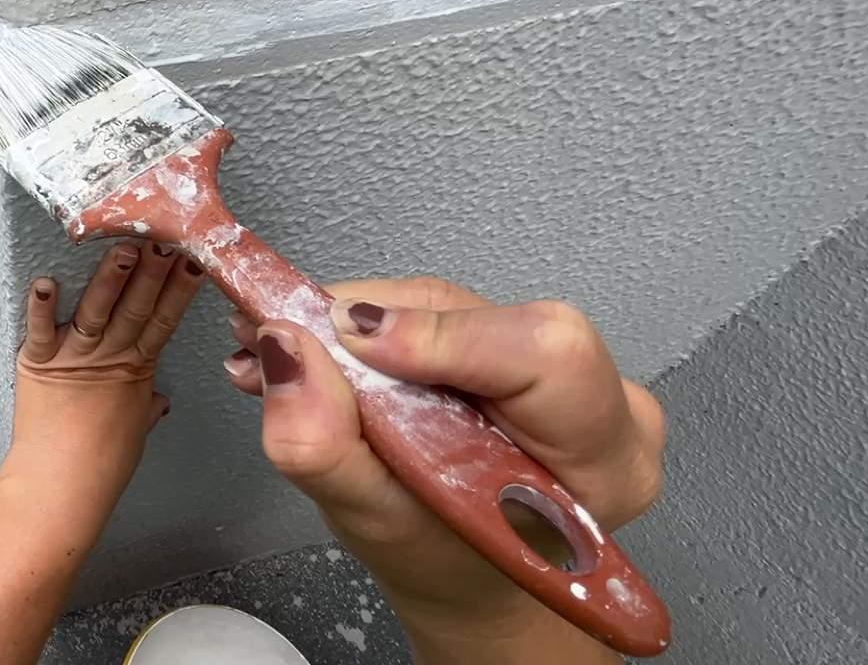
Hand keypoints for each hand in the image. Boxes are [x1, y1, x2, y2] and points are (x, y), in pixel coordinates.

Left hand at [0, 242, 205, 664]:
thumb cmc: (100, 462)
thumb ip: (145, 403)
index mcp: (134, 368)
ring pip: (96, 311)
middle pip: (135, 308)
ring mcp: (74, 358)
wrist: (62, 487)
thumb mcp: (133, 427)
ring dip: (109, 279)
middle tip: (165, 237)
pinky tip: (45, 282)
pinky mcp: (38, 363)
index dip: (180, 291)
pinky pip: (39, 330)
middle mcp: (108, 358)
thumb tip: (158, 399)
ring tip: (122, 247)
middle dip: (152, 271)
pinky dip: (41, 308)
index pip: (164, 321)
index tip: (194, 260)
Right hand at [222, 278, 664, 662]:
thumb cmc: (437, 556)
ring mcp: (547, 357)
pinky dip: (347, 325)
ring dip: (337, 324)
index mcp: (593, 455)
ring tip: (279, 359)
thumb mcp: (368, 520)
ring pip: (424, 301)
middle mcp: (590, 393)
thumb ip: (322, 446)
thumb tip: (284, 351)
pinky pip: (416, 304)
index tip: (342, 340)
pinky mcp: (498, 333)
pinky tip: (309, 352)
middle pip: (459, 315)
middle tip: (273, 349)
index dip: (434, 335)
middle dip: (351, 328)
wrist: (457, 566)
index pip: (541, 352)